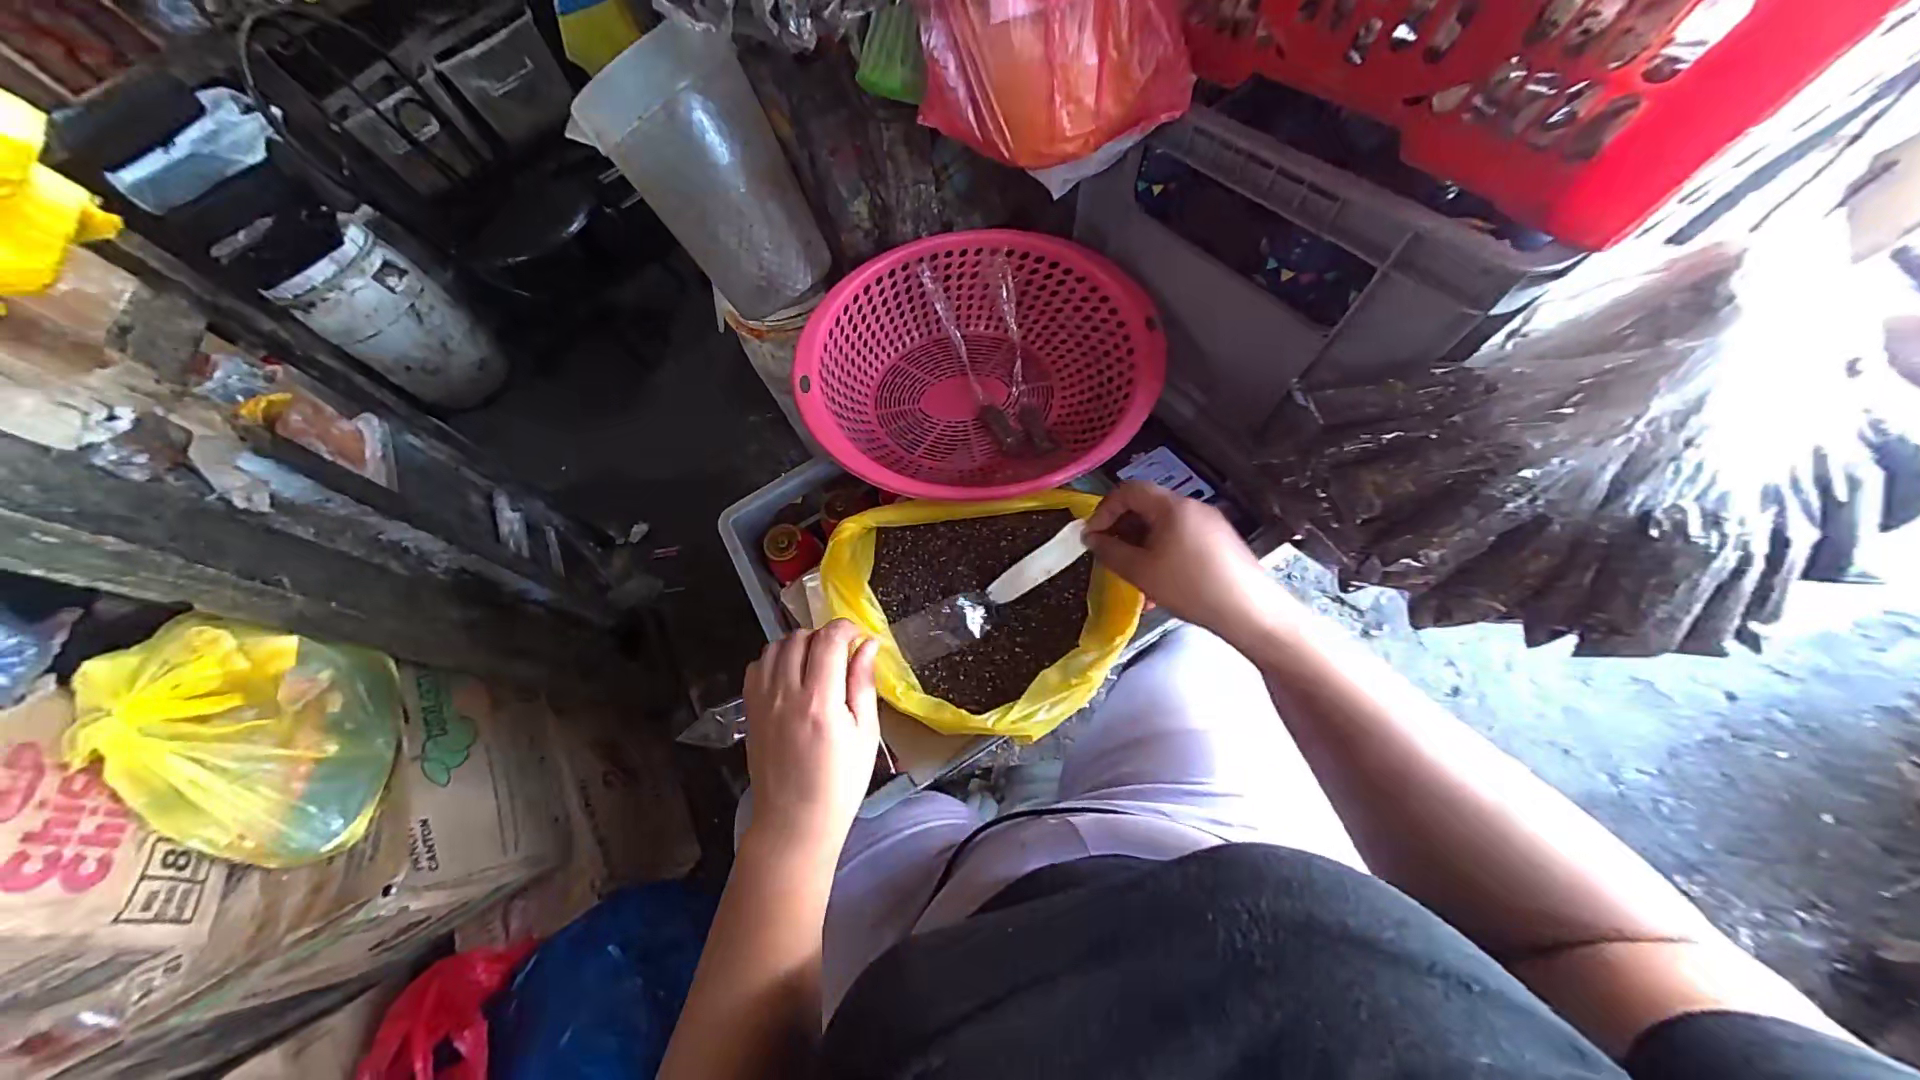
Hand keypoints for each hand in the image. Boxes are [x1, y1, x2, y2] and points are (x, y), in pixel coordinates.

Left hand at [742, 619, 880, 856]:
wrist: (794, 821)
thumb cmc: (840, 783)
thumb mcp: (865, 734)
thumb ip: (863, 684)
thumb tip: (868, 645)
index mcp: (820, 701)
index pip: (829, 640)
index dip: (846, 628)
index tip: (859, 636)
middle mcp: (786, 694)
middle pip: (799, 637)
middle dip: (824, 636)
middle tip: (841, 654)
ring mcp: (762, 702)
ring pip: (774, 647)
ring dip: (798, 644)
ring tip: (816, 662)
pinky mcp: (750, 711)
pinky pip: (756, 666)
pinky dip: (774, 660)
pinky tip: (791, 676)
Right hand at [1085, 482, 1297, 646]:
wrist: (1249, 612)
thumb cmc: (1190, 587)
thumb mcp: (1140, 571)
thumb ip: (1109, 551)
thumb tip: (1091, 538)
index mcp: (1172, 506)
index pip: (1127, 490)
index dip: (1104, 510)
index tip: (1093, 537)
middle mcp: (1192, 506)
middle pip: (1146, 507)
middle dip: (1122, 531)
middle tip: (1109, 557)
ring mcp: (1210, 523)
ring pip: (1162, 527)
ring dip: (1141, 547)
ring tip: (1133, 578)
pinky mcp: (1220, 542)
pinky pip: (1180, 539)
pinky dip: (1162, 554)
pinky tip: (1159, 586)